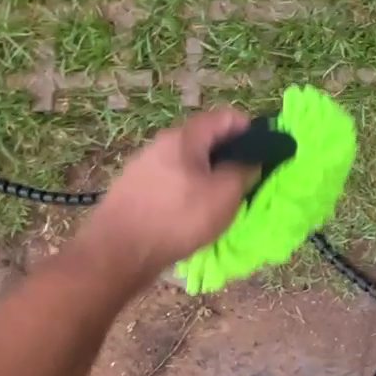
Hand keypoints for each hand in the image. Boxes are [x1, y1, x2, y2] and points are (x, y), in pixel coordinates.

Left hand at [74, 109, 259, 284]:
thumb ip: (245, 168)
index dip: (251, 130)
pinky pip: (170, 179)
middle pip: (205, 139)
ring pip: (187, 161)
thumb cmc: (178, 218)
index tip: (262, 153)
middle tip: (244, 178)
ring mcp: (140, 168)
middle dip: (229, 154)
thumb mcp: (227, 192)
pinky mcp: (130, 190)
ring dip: (208, 173)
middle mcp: (159, 145)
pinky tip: (189, 212)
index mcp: (184, 138)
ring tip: (218, 198)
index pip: (227, 117)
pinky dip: (187, 188)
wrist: (113, 258)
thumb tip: (249, 159)